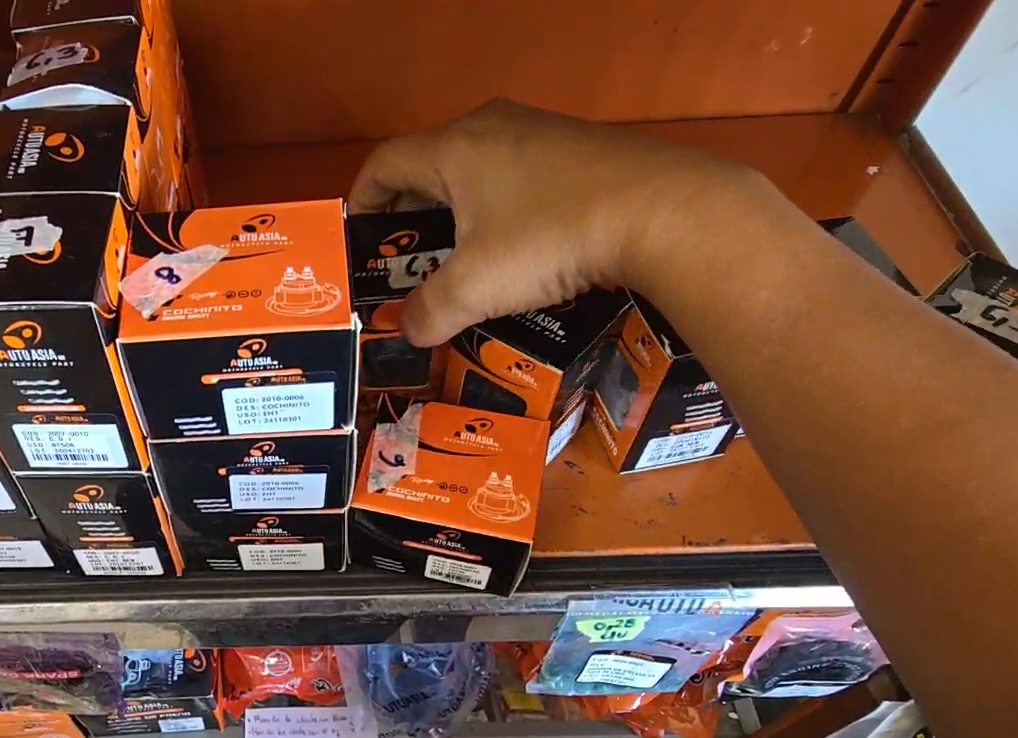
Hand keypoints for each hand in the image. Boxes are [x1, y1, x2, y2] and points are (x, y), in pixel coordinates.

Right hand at [348, 99, 770, 346]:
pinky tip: (510, 252)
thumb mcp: (475, 287)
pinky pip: (513, 178)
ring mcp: (537, 133)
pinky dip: (494, 213)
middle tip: (403, 264)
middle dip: (408, 217)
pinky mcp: (575, 150)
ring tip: (454, 264)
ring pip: (472, 174)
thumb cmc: (548, 239)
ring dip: (453, 217)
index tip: (357, 241)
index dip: (362, 202)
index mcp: (454, 148)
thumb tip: (409, 332)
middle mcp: (490, 127)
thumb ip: (430, 313)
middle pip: (427, 168)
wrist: (660, 212)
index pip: (385, 164)